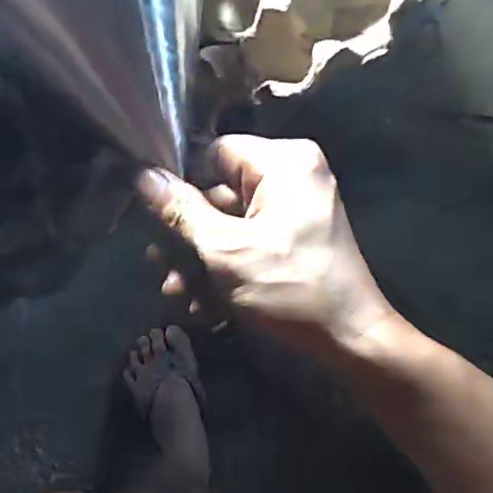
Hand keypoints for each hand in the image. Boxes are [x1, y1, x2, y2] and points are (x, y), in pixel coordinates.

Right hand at [137, 137, 399, 357]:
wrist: (349, 339)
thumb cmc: (290, 288)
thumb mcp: (226, 251)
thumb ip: (181, 212)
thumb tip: (143, 175)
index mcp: (284, 163)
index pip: (215, 153)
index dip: (182, 185)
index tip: (155, 219)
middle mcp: (294, 178)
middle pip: (221, 194)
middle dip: (188, 238)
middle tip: (158, 265)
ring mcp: (297, 212)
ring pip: (233, 227)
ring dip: (202, 262)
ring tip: (176, 293)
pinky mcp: (297, 243)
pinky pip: (253, 245)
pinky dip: (229, 271)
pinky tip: (204, 304)